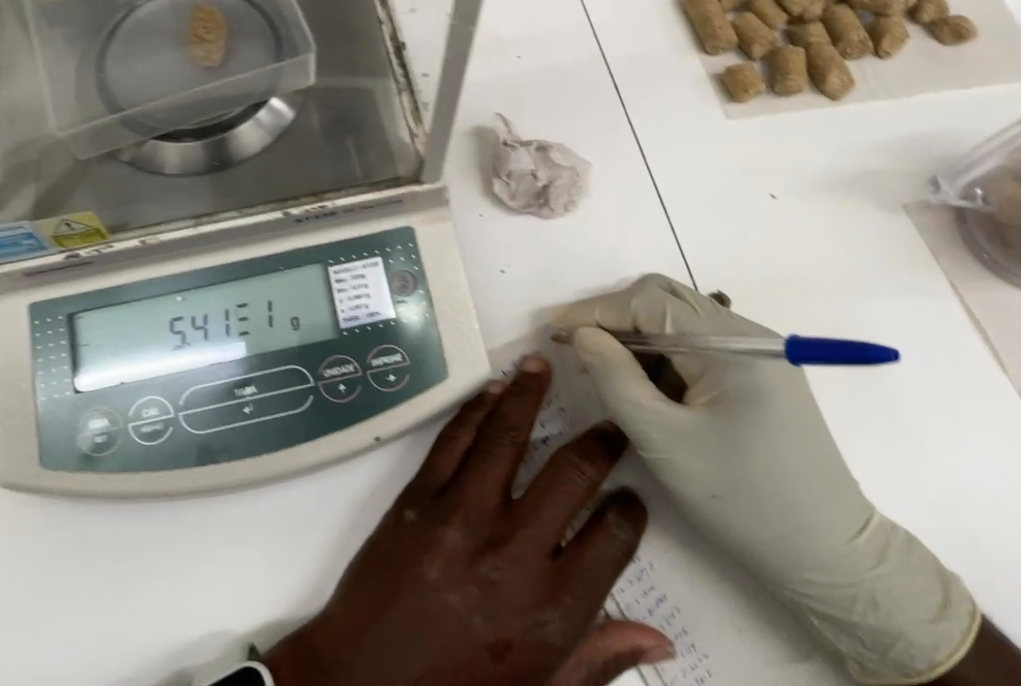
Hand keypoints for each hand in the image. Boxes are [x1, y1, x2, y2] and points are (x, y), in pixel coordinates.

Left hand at [262, 357, 672, 685]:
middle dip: (599, 443)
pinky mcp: (419, 497)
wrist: (362, 682)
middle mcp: (514, 550)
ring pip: (508, 436)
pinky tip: (493, 390)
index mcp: (553, 606)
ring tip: (544, 366)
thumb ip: (598, 659)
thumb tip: (658, 640)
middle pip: (572, 473)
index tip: (628, 495)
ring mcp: (462, 515)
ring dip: (529, 394)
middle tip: (609, 428)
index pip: (614, 536)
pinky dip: (476, 408)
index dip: (629, 509)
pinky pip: (454, 440)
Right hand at [559, 276, 980, 685]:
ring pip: (681, 322)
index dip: (595, 310)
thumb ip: (616, 379)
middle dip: (614, 316)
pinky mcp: (760, 378)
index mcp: (731, 344)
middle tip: (573, 345)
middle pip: (665, 301)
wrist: (827, 556)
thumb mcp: (663, 440)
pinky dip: (663, 356)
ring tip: (602, 368)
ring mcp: (759, 355)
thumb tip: (582, 335)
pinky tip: (644, 386)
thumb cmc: (741, 498)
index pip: (648, 301)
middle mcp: (748, 335)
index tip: (551, 331)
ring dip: (637, 336)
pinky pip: (700, 347)